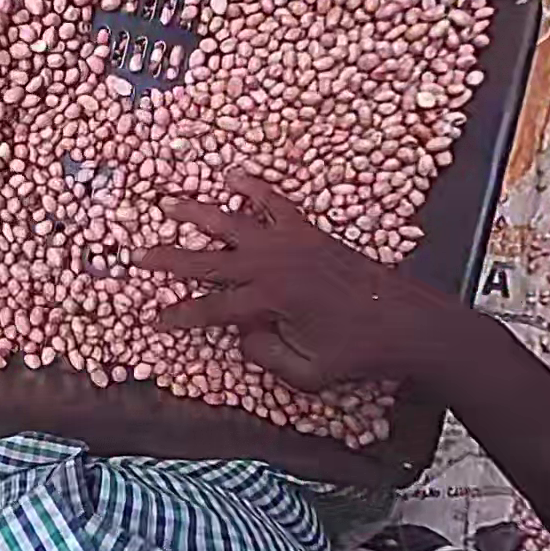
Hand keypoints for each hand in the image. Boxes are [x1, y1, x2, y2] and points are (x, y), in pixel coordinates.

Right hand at [135, 169, 485, 395]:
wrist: (410, 322)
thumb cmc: (360, 352)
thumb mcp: (308, 373)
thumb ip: (265, 356)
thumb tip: (240, 334)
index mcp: (268, 301)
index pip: (210, 309)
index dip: (178, 315)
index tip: (156, 319)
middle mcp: (271, 265)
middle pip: (207, 260)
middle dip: (169, 259)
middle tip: (139, 254)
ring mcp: (289, 242)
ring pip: (231, 222)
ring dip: (196, 213)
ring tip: (168, 203)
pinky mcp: (307, 230)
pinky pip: (273, 202)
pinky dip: (252, 188)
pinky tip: (232, 177)